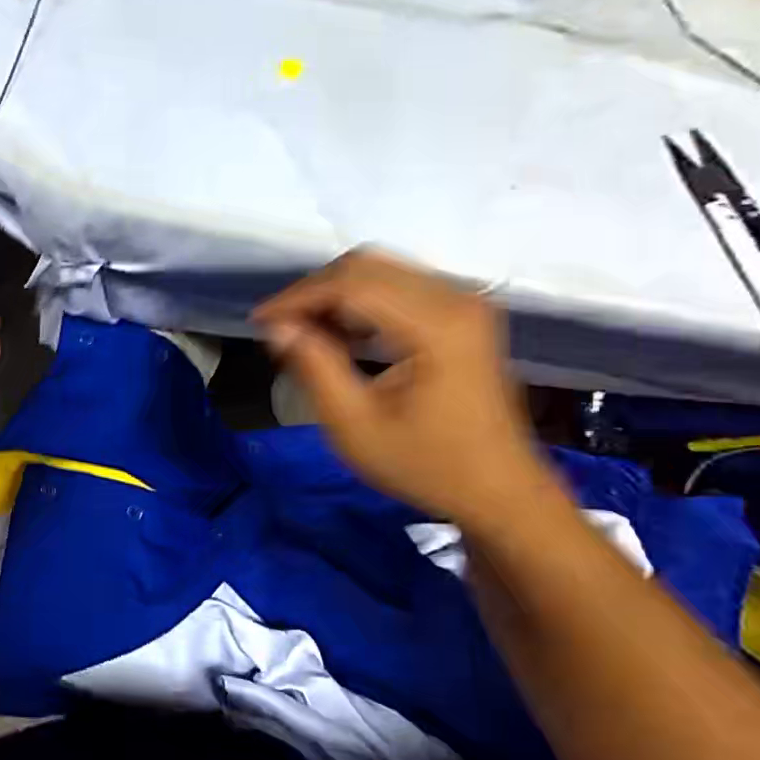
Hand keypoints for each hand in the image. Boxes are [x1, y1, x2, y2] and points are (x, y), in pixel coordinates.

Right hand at [252, 249, 558, 528]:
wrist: (499, 492)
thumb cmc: (425, 465)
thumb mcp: (354, 425)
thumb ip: (314, 366)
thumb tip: (277, 327)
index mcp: (436, 325)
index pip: (351, 284)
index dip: (298, 298)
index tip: (259, 322)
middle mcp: (456, 299)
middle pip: (366, 267)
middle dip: (313, 292)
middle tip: (279, 328)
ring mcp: (464, 304)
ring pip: (379, 271)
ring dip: (333, 295)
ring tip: (302, 332)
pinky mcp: (461, 315)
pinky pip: (398, 287)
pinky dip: (358, 302)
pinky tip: (338, 333)